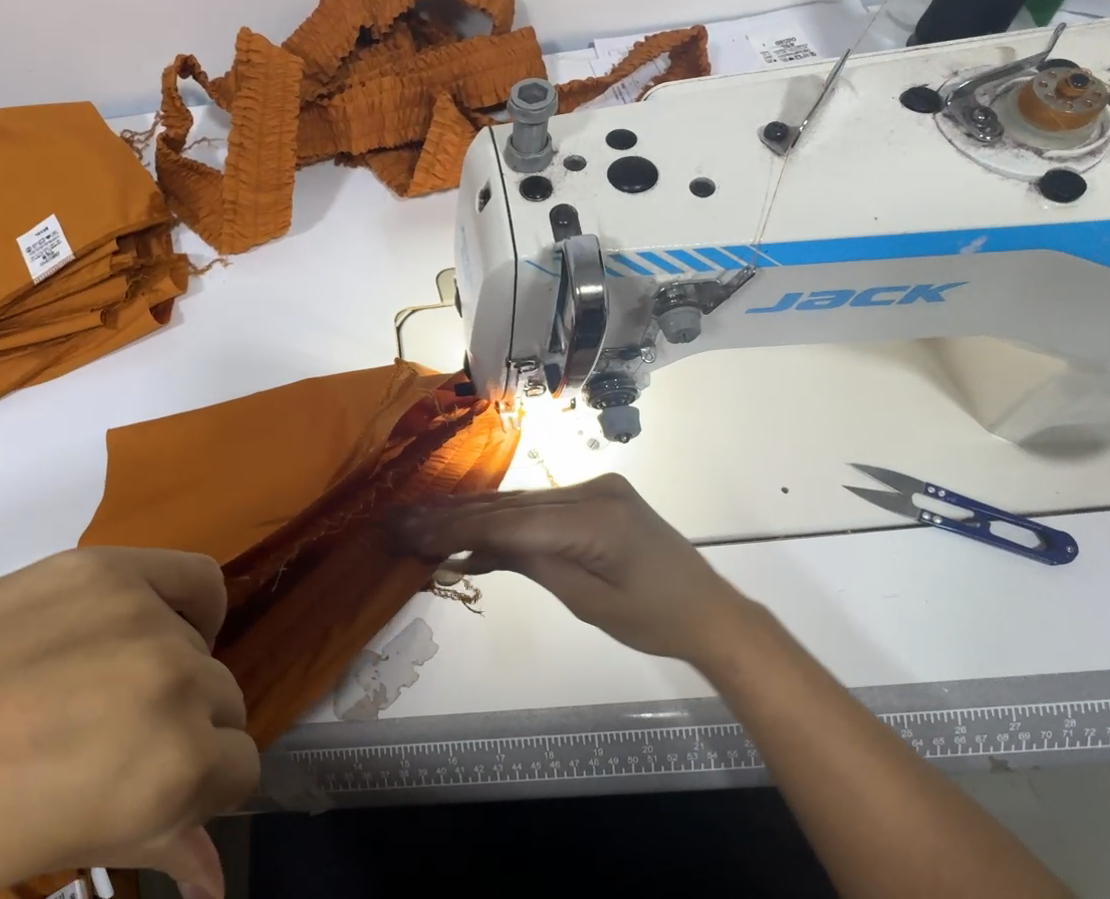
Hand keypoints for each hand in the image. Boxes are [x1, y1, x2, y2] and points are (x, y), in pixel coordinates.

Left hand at [0, 547, 253, 898]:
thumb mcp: (61, 853)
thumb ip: (154, 845)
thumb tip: (212, 872)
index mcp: (171, 766)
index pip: (241, 770)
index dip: (202, 797)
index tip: (163, 806)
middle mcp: (174, 678)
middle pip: (226, 704)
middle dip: (187, 740)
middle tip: (119, 761)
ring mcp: (133, 611)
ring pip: (204, 648)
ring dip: (174, 678)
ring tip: (103, 699)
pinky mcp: (95, 566)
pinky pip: (189, 580)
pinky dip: (182, 606)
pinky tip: (131, 633)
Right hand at [391, 473, 753, 662]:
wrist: (709, 611)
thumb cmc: (654, 621)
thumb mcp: (586, 602)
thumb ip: (531, 564)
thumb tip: (473, 549)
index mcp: (596, 518)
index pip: (510, 523)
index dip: (456, 528)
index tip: (410, 532)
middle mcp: (593, 490)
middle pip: (509, 506)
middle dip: (452, 516)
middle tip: (400, 521)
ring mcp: (595, 489)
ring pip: (519, 503)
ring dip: (471, 514)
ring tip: (420, 520)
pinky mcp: (596, 496)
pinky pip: (538, 507)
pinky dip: (503, 520)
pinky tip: (467, 530)